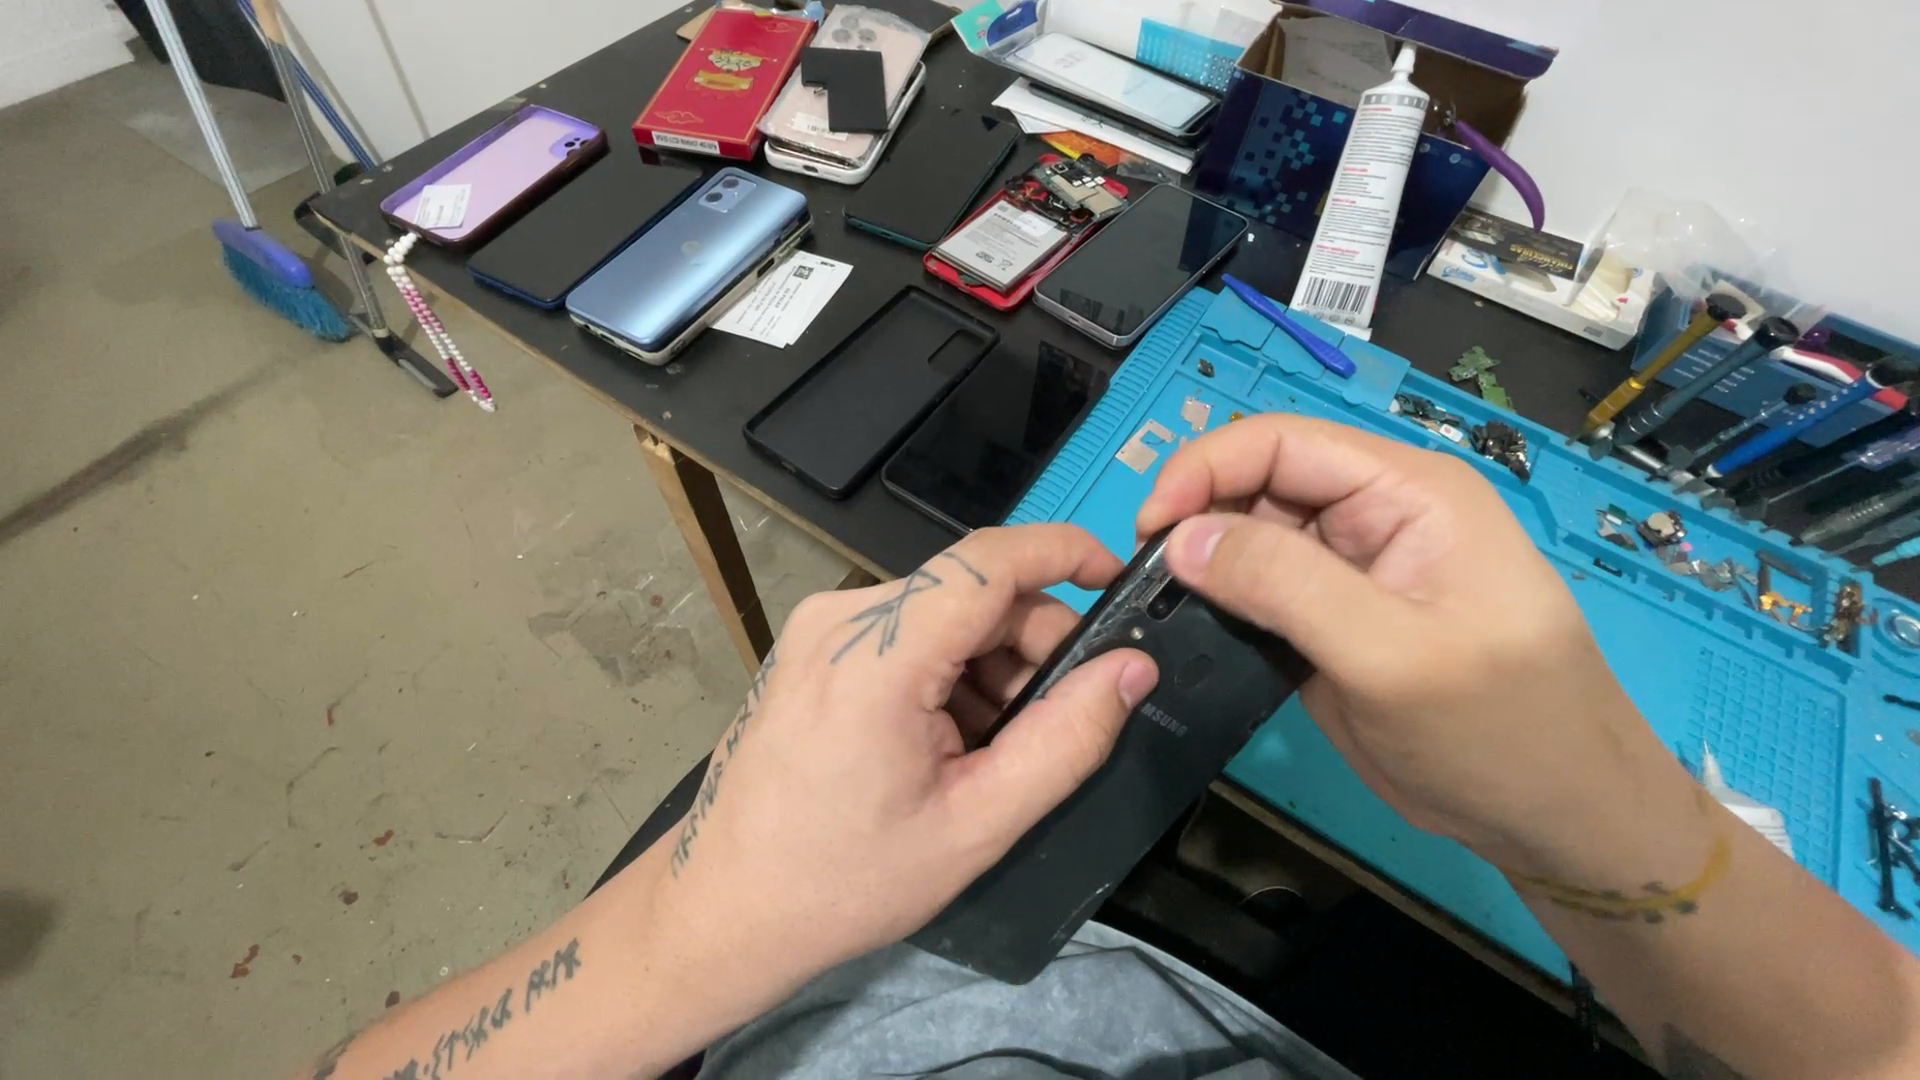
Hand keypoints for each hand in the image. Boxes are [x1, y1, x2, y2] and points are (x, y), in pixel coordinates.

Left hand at [644, 525, 1156, 1003]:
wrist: (721, 908)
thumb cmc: (845, 879)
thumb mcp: (975, 825)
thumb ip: (1066, 740)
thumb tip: (1135, 667)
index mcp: (879, 652)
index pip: (988, 560)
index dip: (1064, 552)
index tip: (1117, 579)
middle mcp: (844, 615)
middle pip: (973, 593)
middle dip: (1031, 644)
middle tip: (1050, 724)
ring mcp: (822, 625)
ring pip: (946, 613)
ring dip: (991, 666)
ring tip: (987, 750)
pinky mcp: (816, 643)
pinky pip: (909, 631)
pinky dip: (949, 671)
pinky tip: (946, 738)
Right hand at [1136, 415, 1695, 873]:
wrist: (1548, 819)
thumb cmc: (1499, 728)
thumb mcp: (1391, 653)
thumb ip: (1285, 585)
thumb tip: (1180, 540)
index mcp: (1404, 491)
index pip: (1281, 443)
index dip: (1205, 469)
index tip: (1150, 526)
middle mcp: (1369, 515)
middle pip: (1256, 484)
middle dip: (1196, 516)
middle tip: (1147, 576)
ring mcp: (1343, 570)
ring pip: (1246, 538)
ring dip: (1200, 562)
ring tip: (1157, 603)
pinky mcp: (1322, 618)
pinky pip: (1252, 590)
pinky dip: (1214, 602)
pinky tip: (1187, 625)